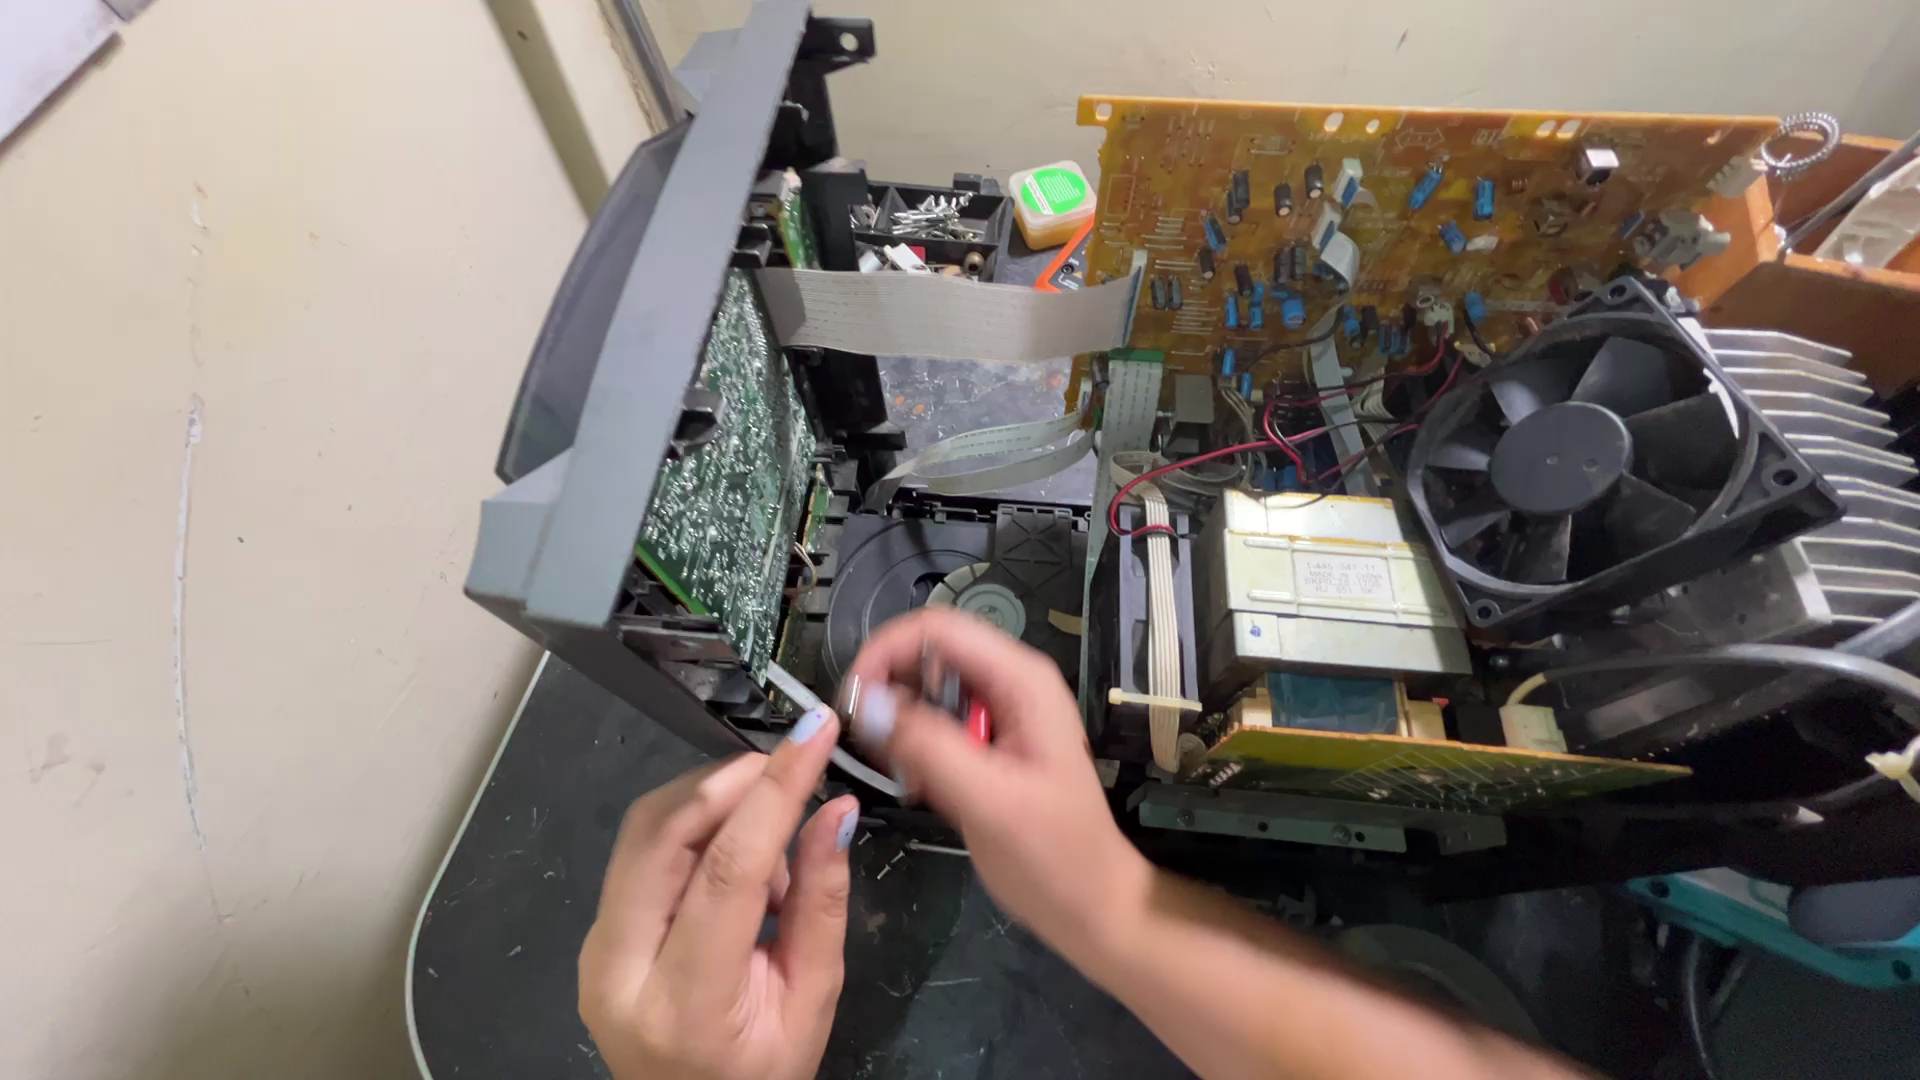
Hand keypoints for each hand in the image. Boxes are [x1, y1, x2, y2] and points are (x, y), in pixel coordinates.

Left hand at [578, 710, 859, 1079]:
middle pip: (665, 831)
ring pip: (646, 824)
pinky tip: (735, 849)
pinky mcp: (597, 928)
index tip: (816, 732)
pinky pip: (643, 843)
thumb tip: (838, 810)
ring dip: (714, 795)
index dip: (777, 789)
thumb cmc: (763, 1073)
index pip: (728, 869)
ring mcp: (595, 947)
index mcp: (684, 1003)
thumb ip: (824, 900)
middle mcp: (617, 969)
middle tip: (793, 767)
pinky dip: (696, 819)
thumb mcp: (814, 997)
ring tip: (769, 829)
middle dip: (735, 778)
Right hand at [843, 607, 1149, 951]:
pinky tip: (924, 787)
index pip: (938, 628)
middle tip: (870, 746)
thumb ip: (927, 747)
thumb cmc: (1053, 857)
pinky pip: (937, 721)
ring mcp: (1002, 709)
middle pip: (930, 652)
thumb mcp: (988, 801)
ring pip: (928, 687)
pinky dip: (917, 747)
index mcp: (1021, 679)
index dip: (886, 651)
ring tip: (907, 777)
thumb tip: (866, 703)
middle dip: (890, 690)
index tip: (851, 701)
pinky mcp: (990, 738)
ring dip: (902, 725)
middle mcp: (1011, 681)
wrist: (1092, 904)